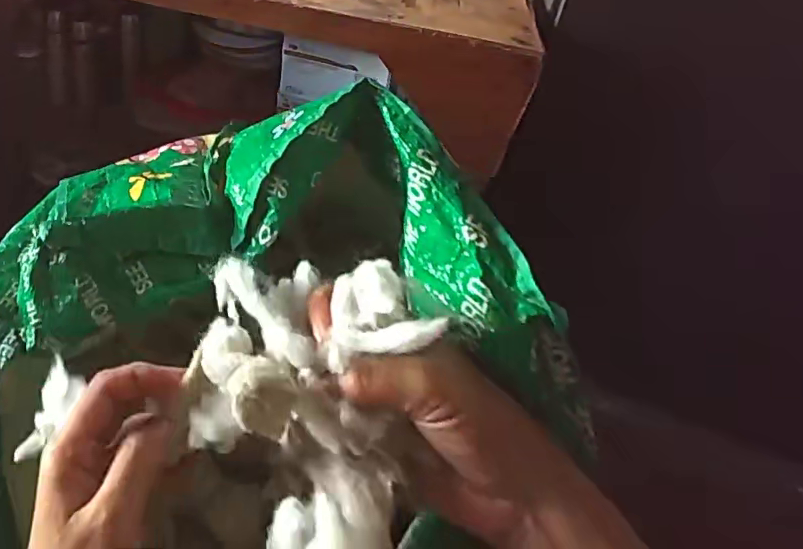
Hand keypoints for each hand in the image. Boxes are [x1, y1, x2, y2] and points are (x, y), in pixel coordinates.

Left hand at [29, 362, 186, 548]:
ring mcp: (96, 473)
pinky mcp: (111, 497)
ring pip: (134, 430)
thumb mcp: (108, 520)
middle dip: (160, 397)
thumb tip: (168, 416)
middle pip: (122, 403)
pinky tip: (189, 465)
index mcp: (71, 446)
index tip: (186, 385)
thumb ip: (136, 461)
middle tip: (198, 405)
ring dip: (166, 426)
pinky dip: (165, 456)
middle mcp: (82, 450)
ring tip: (198, 430)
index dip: (146, 376)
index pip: (108, 387)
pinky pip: (140, 462)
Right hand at [308, 288, 644, 548]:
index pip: (352, 305)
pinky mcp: (371, 442)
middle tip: (294, 369)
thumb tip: (329, 377)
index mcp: (401, 333)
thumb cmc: (482, 423)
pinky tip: (297, 426)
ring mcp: (375, 402)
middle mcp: (382, 360)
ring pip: (329, 385)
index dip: (328, 310)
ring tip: (287, 398)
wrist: (515, 498)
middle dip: (310, 351)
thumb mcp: (435, 385)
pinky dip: (317, 426)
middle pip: (333, 344)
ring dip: (309, 391)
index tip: (315, 332)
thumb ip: (383, 375)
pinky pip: (335, 427)